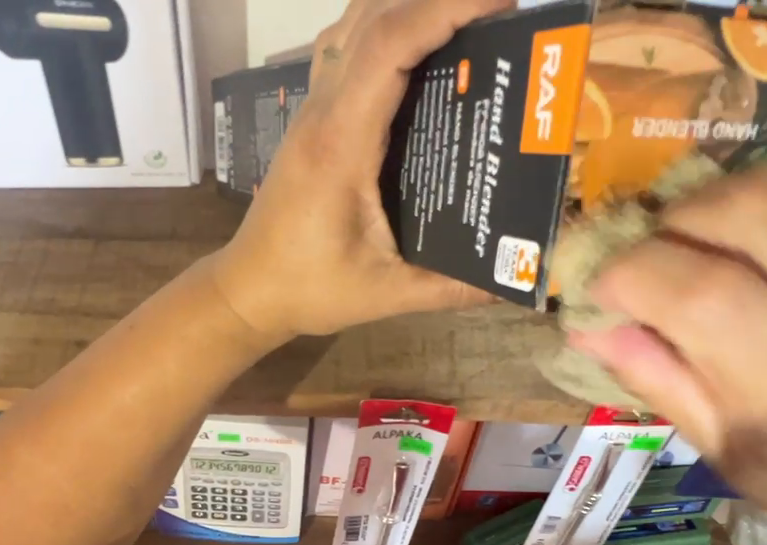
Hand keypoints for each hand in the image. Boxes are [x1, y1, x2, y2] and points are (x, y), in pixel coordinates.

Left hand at [208, 0, 508, 341]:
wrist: (250, 290)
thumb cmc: (309, 290)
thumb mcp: (386, 294)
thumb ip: (452, 288)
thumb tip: (517, 282)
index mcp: (341, 144)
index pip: (388, 46)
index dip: (446, 7)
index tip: (504, 2)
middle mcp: (323, 112)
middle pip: (375, 16)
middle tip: (500, 14)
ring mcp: (311, 109)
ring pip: (354, 23)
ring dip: (407, 5)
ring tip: (463, 23)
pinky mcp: (311, 118)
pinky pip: (345, 47)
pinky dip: (383, 28)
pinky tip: (415, 49)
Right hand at [569, 168, 766, 544]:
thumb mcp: (719, 449)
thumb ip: (653, 377)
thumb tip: (583, 323)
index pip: (704, 298)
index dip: (634, 274)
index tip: (601, 284)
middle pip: (759, 214)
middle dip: (681, 217)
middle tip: (652, 248)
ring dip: (723, 205)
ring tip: (696, 243)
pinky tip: (761, 257)